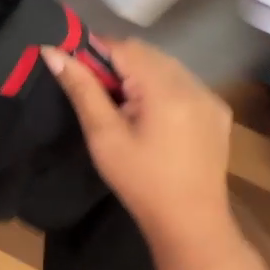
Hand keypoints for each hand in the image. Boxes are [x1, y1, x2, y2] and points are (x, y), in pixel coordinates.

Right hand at [41, 37, 235, 248]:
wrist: (191, 222)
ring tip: (122, 103)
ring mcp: (211, 100)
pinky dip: (159, 84)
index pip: (125, 47)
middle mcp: (195, 88)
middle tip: (97, 90)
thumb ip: (80, 88)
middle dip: (117, 61)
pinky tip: (149, 112)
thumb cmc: (140, 179)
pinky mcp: (218, 112)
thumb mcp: (103, 134)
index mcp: (167, 93)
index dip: (96, 51)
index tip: (77, 71)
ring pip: (164, 64)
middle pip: (147, 53)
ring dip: (138, 71)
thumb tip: (51, 51)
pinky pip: (181, 80)